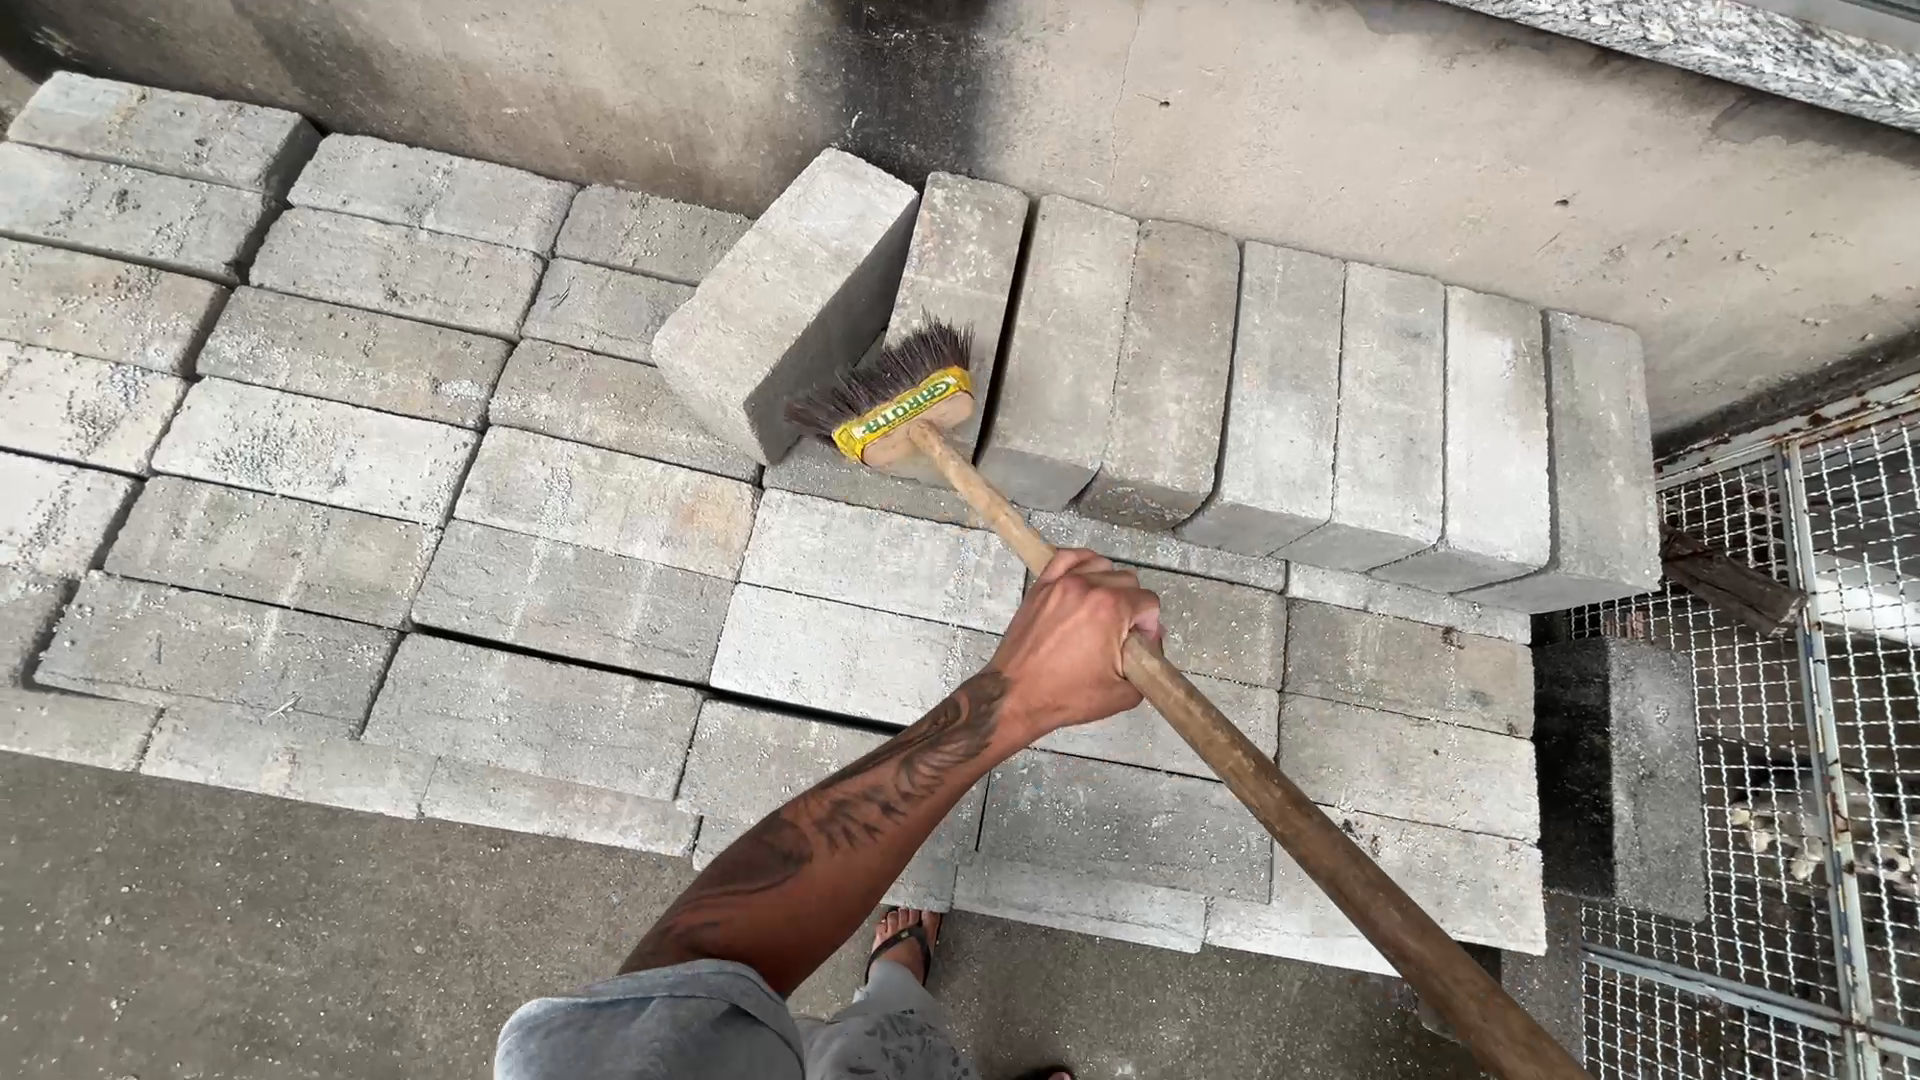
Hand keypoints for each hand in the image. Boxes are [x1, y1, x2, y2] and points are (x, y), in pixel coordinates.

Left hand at [987, 548, 1161, 739]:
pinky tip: (1087, 578)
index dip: (1150, 625)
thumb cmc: (1064, 695)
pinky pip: (1067, 557)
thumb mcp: (1123, 692)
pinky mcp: (1042, 586)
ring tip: (1104, 612)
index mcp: (1111, 609)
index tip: (1141, 641)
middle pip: (1128, 581)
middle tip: (1123, 633)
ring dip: (1110, 585)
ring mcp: (1061, 583)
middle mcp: (1087, 588)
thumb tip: (1150, 645)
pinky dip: (1082, 562)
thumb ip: (1148, 665)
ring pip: (1101, 566)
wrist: (1016, 694)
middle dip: (1133, 607)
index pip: (1148, 601)